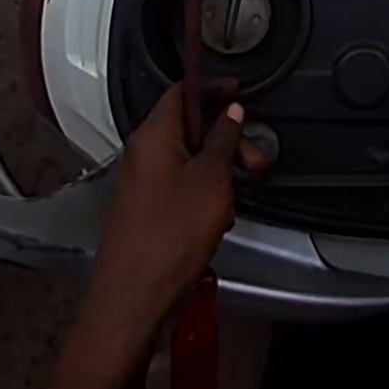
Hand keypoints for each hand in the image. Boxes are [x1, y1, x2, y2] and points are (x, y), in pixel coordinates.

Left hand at [93, 79, 268, 310]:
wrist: (132, 301)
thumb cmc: (174, 231)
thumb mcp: (212, 178)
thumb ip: (225, 138)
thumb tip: (232, 109)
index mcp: (154, 136)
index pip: (181, 91)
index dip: (212, 87)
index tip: (240, 91)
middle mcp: (143, 153)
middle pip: (190, 127)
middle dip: (227, 137)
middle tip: (256, 160)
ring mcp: (142, 182)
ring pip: (189, 157)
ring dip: (220, 166)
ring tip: (242, 190)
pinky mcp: (145, 209)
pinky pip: (180, 182)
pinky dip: (205, 187)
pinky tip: (222, 213)